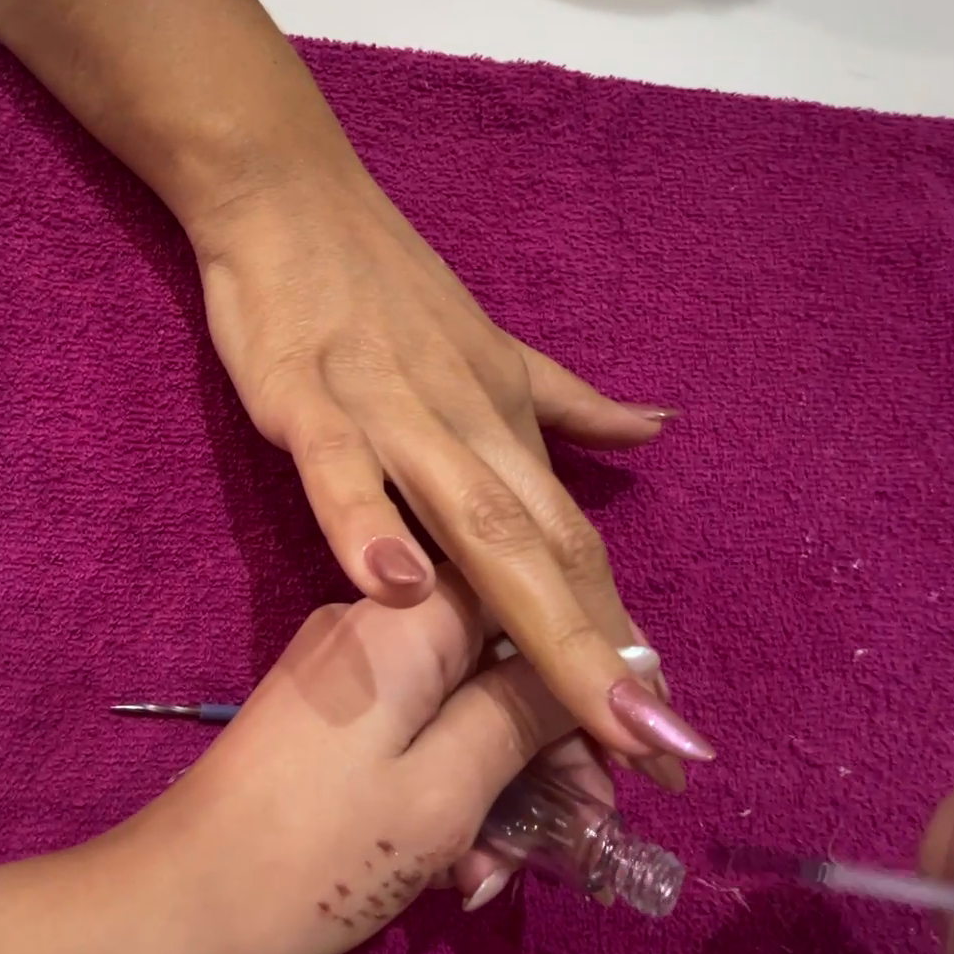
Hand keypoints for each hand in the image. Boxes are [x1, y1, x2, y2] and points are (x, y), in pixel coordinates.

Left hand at [101, 566, 588, 953]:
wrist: (183, 896)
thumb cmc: (318, 851)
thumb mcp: (442, 791)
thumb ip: (520, 715)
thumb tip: (599, 668)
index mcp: (399, 621)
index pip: (522, 601)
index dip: (589, 670)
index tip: (637, 754)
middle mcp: (370, 623)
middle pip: (495, 659)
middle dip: (548, 750)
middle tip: (583, 837)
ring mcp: (345, 667)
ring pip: (460, 705)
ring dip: (499, 787)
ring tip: (496, 875)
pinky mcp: (330, 710)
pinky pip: (415, 728)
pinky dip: (448, 788)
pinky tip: (455, 865)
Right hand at [188, 171, 706, 768]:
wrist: (288, 200)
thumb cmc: (372, 282)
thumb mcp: (484, 342)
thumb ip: (561, 400)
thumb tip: (654, 429)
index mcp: (499, 419)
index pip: (571, 539)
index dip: (619, 632)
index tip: (665, 722)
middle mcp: (464, 424)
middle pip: (545, 549)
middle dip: (605, 654)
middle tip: (664, 753)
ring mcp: (388, 412)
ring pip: (471, 518)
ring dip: (536, 615)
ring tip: (591, 714)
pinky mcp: (309, 400)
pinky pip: (339, 468)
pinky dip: (365, 522)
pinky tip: (394, 585)